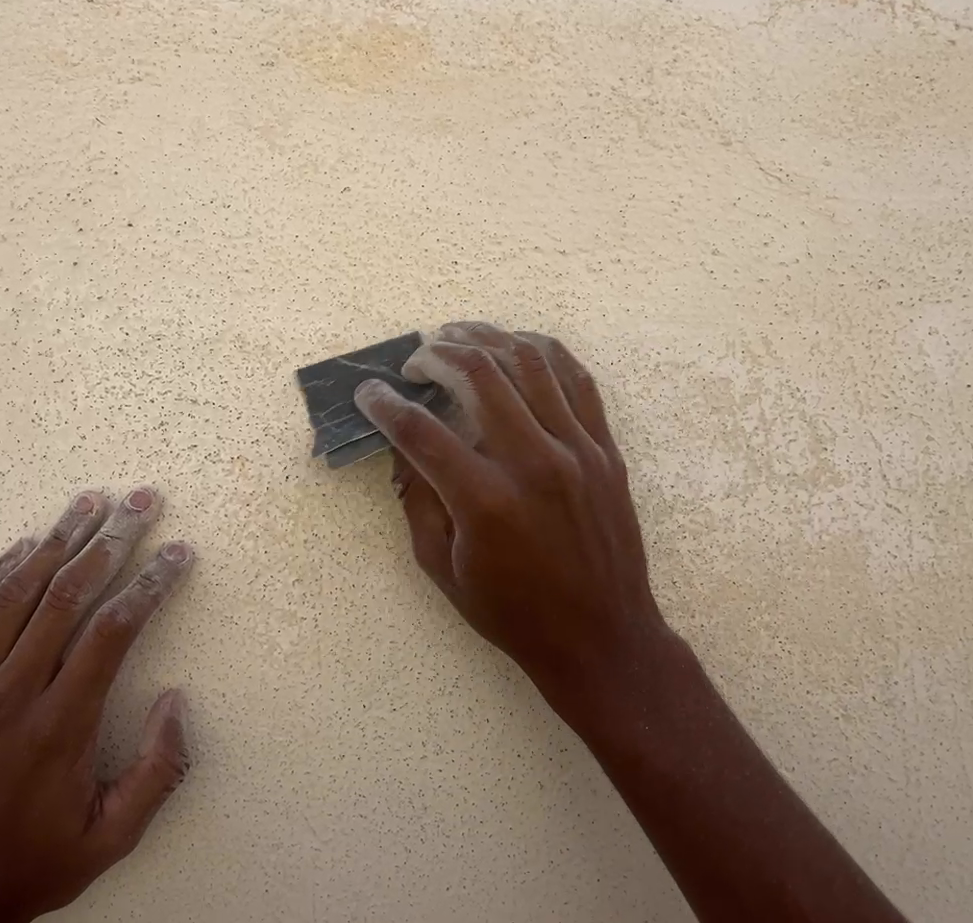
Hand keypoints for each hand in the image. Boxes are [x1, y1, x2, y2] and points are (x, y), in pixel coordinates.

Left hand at [0, 488, 195, 922]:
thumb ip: (157, 773)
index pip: (113, 631)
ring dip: (57, 542)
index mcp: (60, 727)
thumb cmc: (27, 867)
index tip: (178, 552)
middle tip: (141, 502)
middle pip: (67, 595)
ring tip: (88, 502)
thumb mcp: (110, 841)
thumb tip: (177, 700)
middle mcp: (12, 695)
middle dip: (111, 540)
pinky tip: (23, 547)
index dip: (150, 583)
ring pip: (16, 595)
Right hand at [354, 322, 665, 703]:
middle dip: (435, 355)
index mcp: (484, 502)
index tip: (367, 392)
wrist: (602, 637)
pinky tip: (516, 344)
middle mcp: (533, 464)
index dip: (384, 405)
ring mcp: (577, 451)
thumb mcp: (441, 568)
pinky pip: (577, 379)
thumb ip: (416, 500)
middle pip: (478, 375)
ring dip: (486, 338)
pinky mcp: (605, 449)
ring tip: (457, 334)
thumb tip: (403, 447)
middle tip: (416, 360)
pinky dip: (543, 351)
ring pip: (529, 363)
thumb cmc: (512, 612)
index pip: (420, 431)